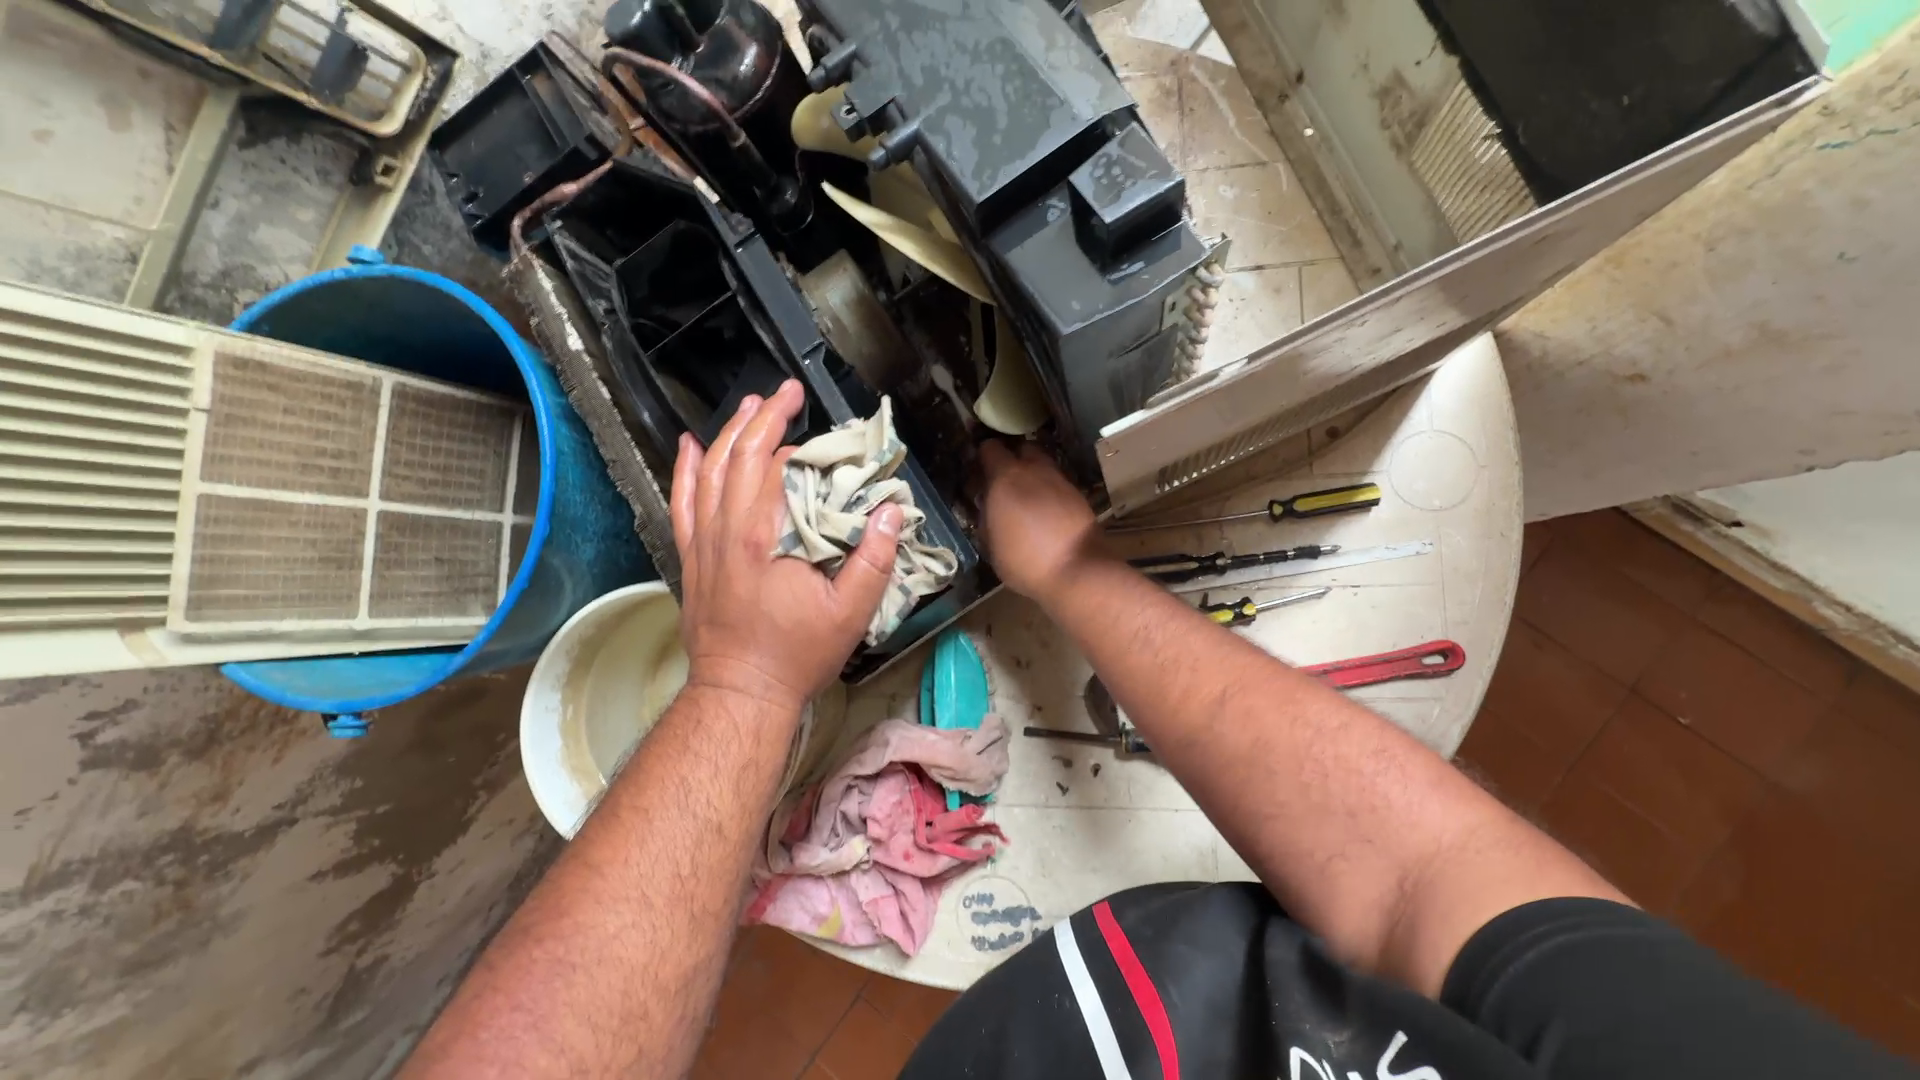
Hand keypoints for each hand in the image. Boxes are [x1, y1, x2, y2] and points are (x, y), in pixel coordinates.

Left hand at [670, 380, 901, 711]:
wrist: (740, 693)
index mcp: (764, 538)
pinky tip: (690, 446)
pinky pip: (681, 503)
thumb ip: (874, 560)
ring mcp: (703, 544)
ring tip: (751, 405)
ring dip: (728, 433)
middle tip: (788, 392)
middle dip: (764, 418)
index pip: (777, 468)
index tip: (820, 428)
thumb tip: (891, 512)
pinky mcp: (691, 558)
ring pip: (708, 472)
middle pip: (739, 457)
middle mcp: (727, 530)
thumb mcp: (850, 614)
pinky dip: (685, 470)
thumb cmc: (796, 655)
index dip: (798, 443)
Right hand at [977, 441, 1104, 603]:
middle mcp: (1033, 470)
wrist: (1078, 569)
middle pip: (1020, 449)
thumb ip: (986, 515)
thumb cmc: (1025, 560)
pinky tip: (1045, 510)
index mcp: (1005, 478)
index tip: (979, 473)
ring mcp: (1059, 479)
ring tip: (1026, 497)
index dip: (982, 457)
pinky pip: (1056, 481)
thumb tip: (987, 504)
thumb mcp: (991, 543)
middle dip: (1011, 460)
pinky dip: (1048, 489)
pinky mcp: (1077, 492)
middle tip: (1003, 482)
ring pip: (1041, 464)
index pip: (989, 448)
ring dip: (1032, 474)